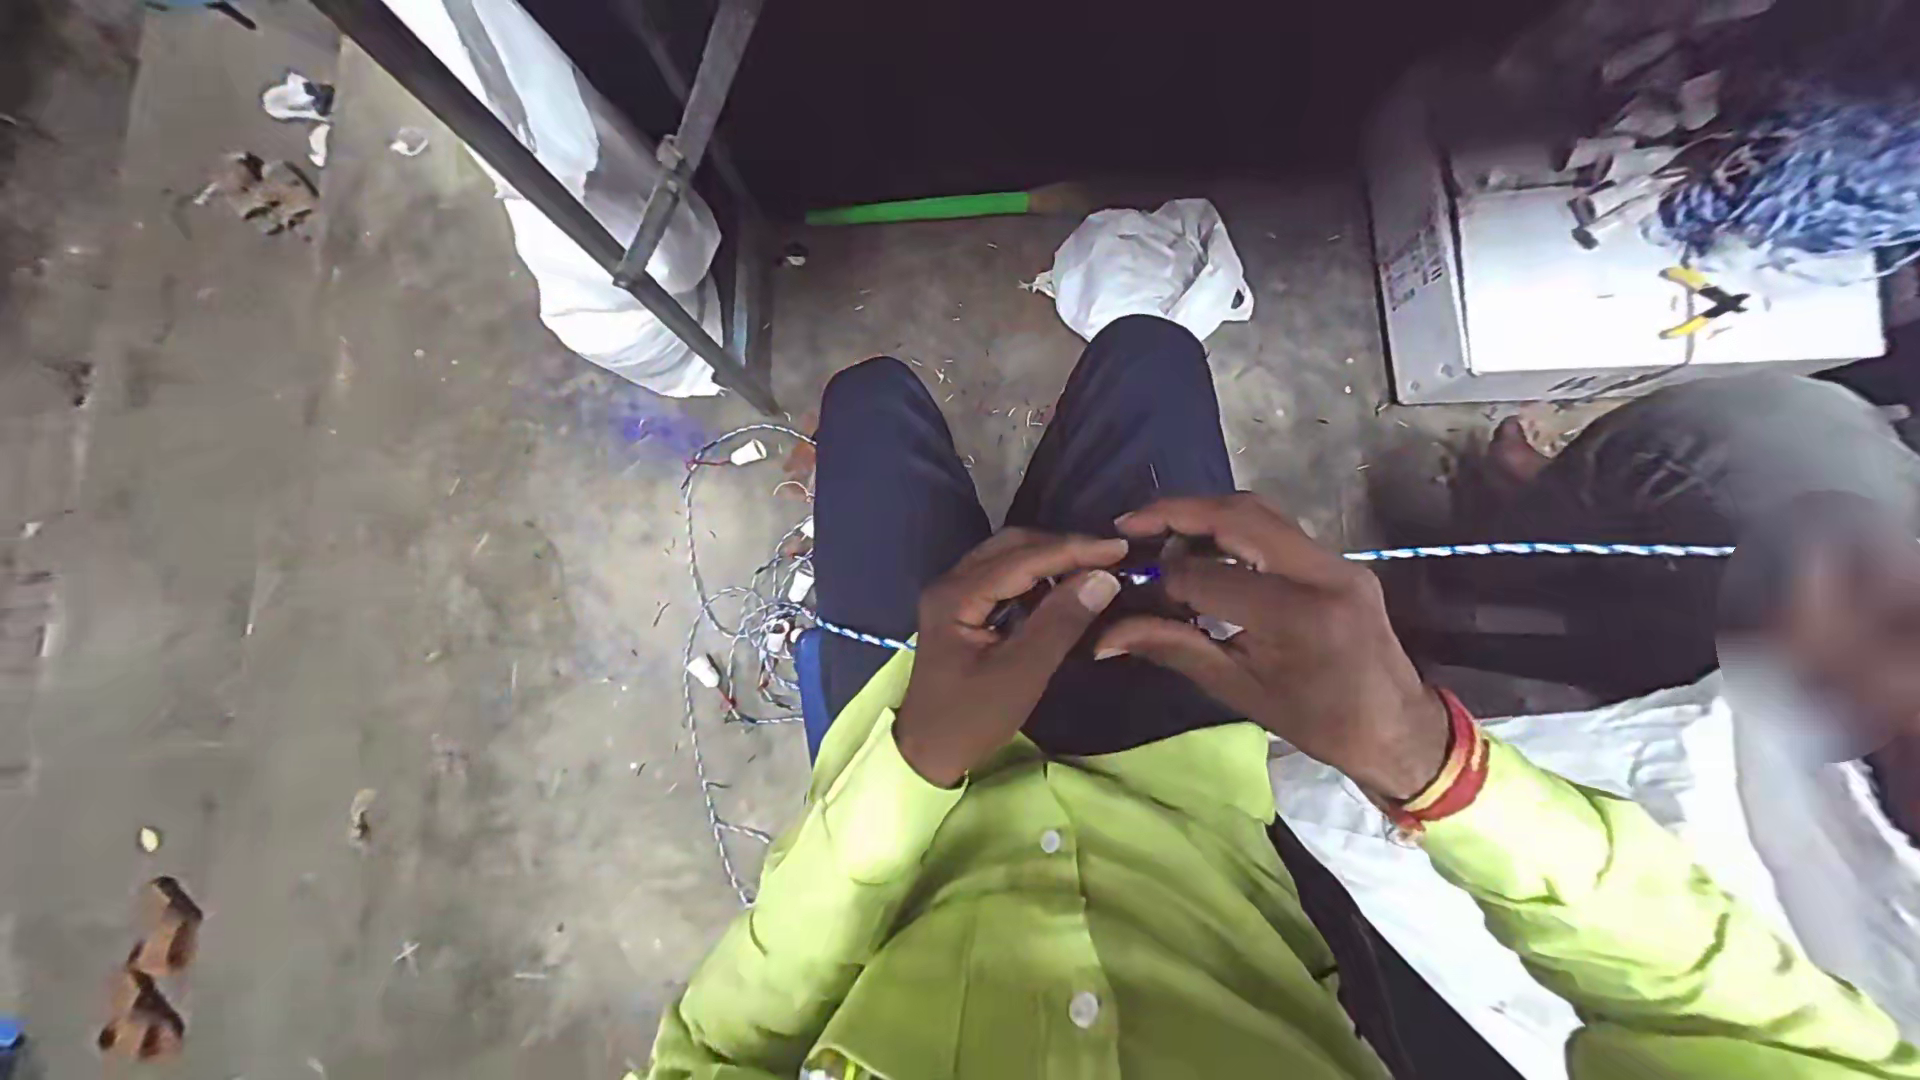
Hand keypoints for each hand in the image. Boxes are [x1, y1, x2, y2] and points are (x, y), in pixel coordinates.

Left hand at [893, 529, 1127, 786]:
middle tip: (1109, 555)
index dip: (1072, 550)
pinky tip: (1062, 587)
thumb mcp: (1021, 673)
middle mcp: (950, 582)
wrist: (926, 752)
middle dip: (1061, 546)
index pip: (1022, 558)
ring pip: (1006, 557)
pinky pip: (1003, 577)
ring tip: (1092, 567)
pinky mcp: (962, 607)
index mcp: (956, 595)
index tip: (1118, 548)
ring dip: (1049, 558)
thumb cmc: (971, 718)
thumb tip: (1102, 578)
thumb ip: (1060, 622)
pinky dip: (1035, 577)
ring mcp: (953, 593)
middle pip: (1011, 546)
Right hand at [1094, 494, 1447, 799]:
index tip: (1133, 588)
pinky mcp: (1335, 560)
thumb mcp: (1238, 690)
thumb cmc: (1317, 722)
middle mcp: (1320, 573)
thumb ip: (1172, 647)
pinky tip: (1201, 544)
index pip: (1208, 576)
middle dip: (1175, 512)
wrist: (1400, 729)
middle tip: (1128, 524)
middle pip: (1237, 515)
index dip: (1163, 580)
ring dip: (1202, 513)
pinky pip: (1273, 527)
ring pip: (1257, 511)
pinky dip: (1228, 526)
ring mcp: (1335, 561)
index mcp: (1295, 616)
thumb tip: (1104, 637)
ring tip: (1158, 529)